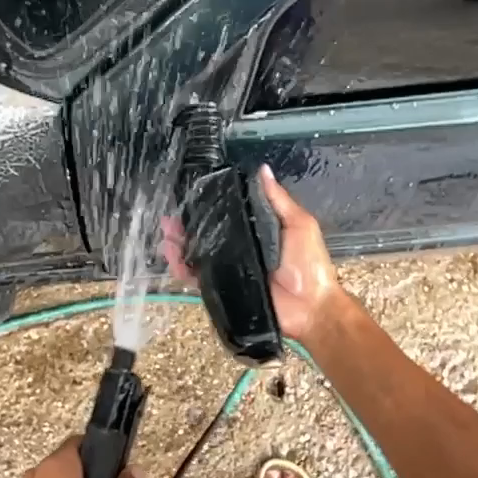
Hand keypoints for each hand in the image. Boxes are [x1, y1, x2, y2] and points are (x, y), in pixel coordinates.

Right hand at [160, 165, 348, 344]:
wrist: (311, 309)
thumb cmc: (309, 265)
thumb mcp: (298, 225)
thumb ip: (278, 200)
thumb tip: (262, 169)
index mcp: (255, 230)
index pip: (225, 215)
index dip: (206, 207)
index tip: (188, 196)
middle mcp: (239, 249)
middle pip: (205, 234)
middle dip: (184, 226)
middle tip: (169, 219)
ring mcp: (230, 270)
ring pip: (197, 255)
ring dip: (178, 245)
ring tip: (166, 237)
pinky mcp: (224, 290)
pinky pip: (199, 279)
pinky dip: (183, 270)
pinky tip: (172, 260)